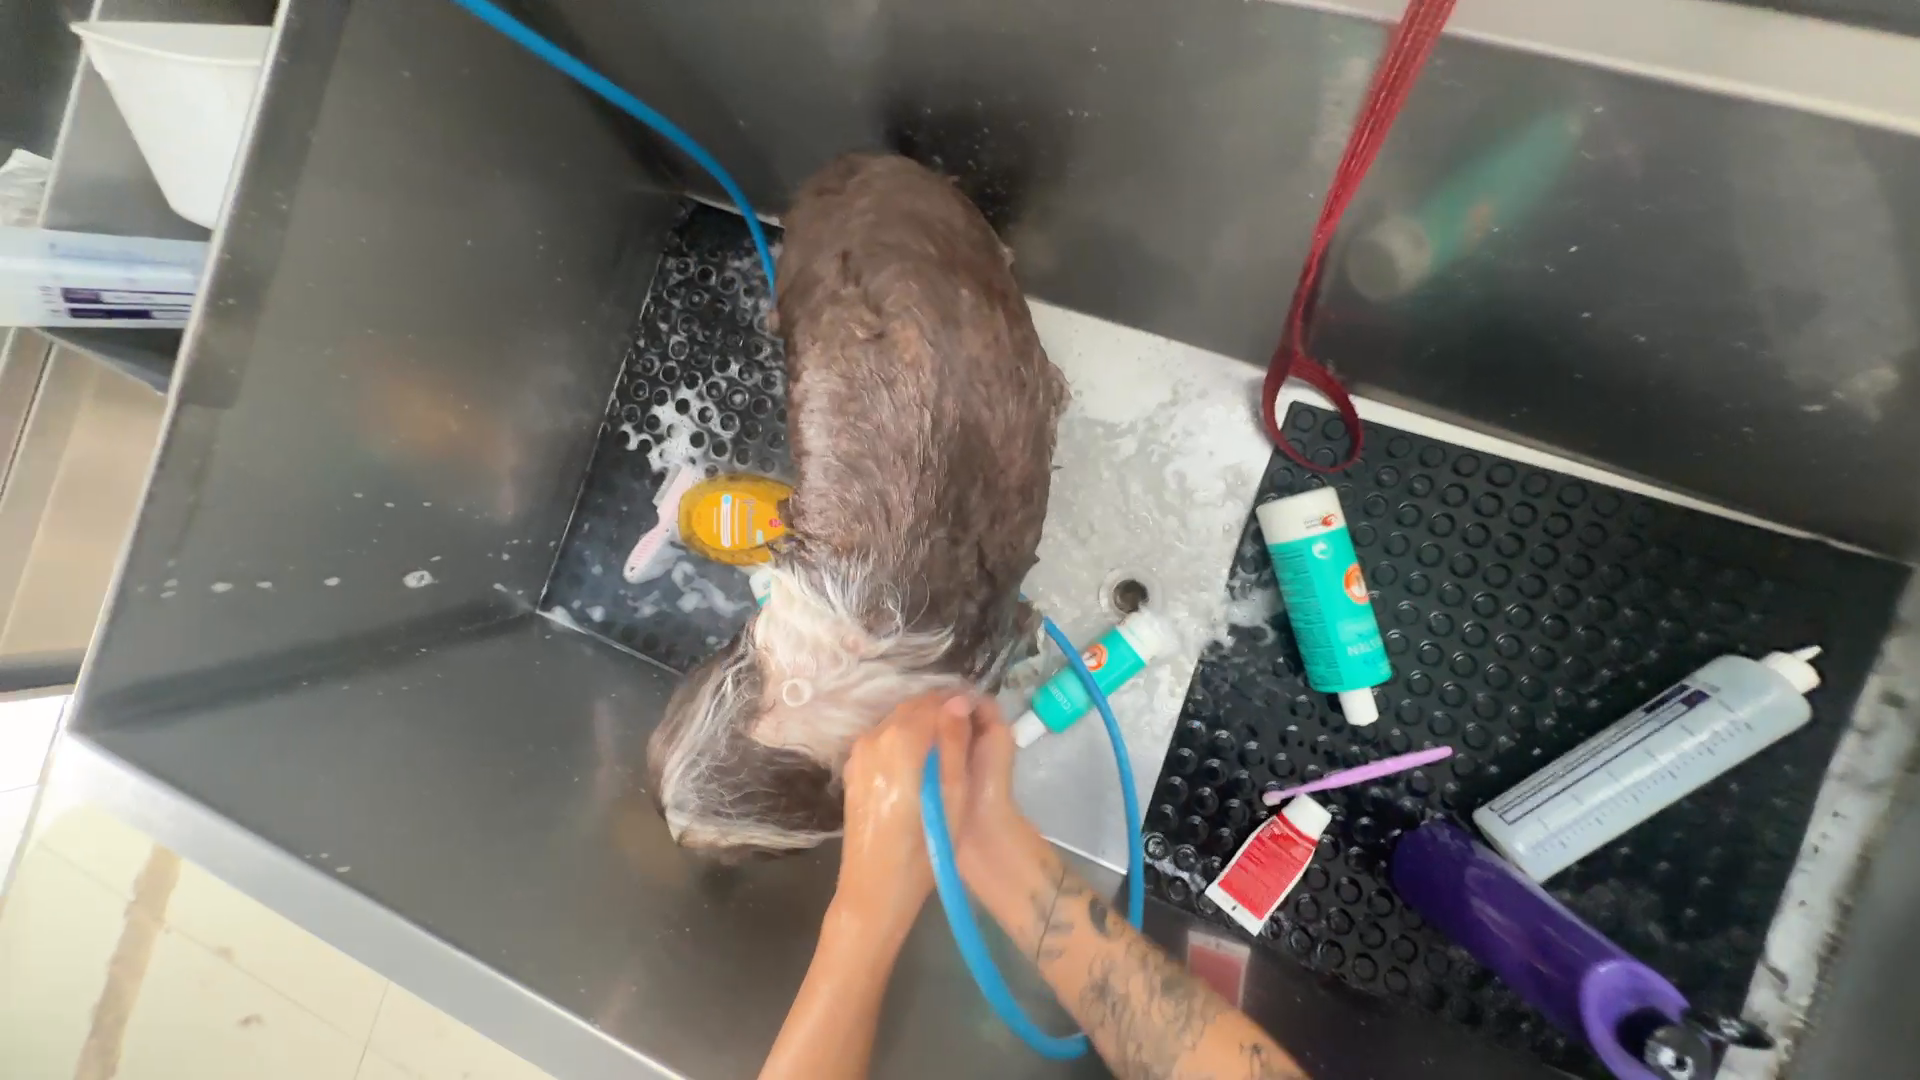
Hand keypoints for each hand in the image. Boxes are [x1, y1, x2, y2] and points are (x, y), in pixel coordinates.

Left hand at [834, 693, 974, 936]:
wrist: (876, 888)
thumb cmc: (926, 845)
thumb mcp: (953, 793)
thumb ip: (955, 741)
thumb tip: (960, 700)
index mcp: (901, 738)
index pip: (936, 702)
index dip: (960, 704)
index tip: (980, 714)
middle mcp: (875, 735)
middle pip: (913, 708)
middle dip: (940, 712)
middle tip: (967, 731)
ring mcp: (859, 752)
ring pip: (897, 721)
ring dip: (922, 725)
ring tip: (947, 749)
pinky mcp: (853, 769)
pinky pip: (883, 739)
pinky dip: (904, 740)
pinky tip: (920, 765)